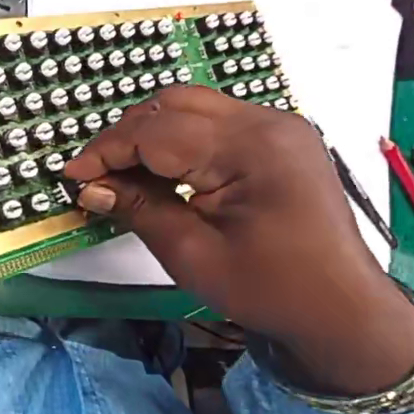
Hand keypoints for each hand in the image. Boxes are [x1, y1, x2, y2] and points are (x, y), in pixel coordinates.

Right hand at [61, 87, 413, 394]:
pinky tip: (158, 168)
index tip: (72, 176)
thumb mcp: (192, 253)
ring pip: (192, 106)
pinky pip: (213, 121)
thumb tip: (89, 187)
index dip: (107, 150)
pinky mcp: (278, 138)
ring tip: (120, 171)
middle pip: (174, 104)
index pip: (157, 130)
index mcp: (251, 149)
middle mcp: (267, 122)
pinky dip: (176, 138)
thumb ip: (138, 208)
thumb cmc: (269, 289)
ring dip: (149, 132)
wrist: (342, 309)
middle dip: (125, 135)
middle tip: (95, 174)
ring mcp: (277, 125)